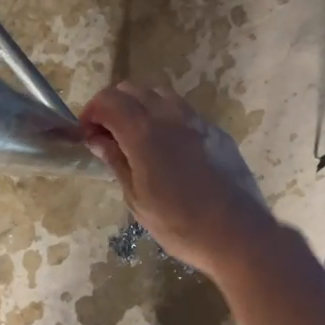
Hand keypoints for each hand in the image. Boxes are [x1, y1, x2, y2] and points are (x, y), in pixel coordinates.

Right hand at [80, 82, 280, 275]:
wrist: (238, 234)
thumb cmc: (180, 224)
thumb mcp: (138, 200)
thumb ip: (117, 162)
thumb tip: (97, 139)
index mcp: (145, 133)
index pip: (109, 101)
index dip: (92, 112)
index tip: (86, 133)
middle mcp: (171, 117)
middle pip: (134, 90)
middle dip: (113, 105)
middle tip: (106, 134)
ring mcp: (198, 121)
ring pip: (161, 95)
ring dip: (141, 106)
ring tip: (136, 137)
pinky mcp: (217, 132)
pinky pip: (184, 111)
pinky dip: (165, 117)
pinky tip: (167, 148)